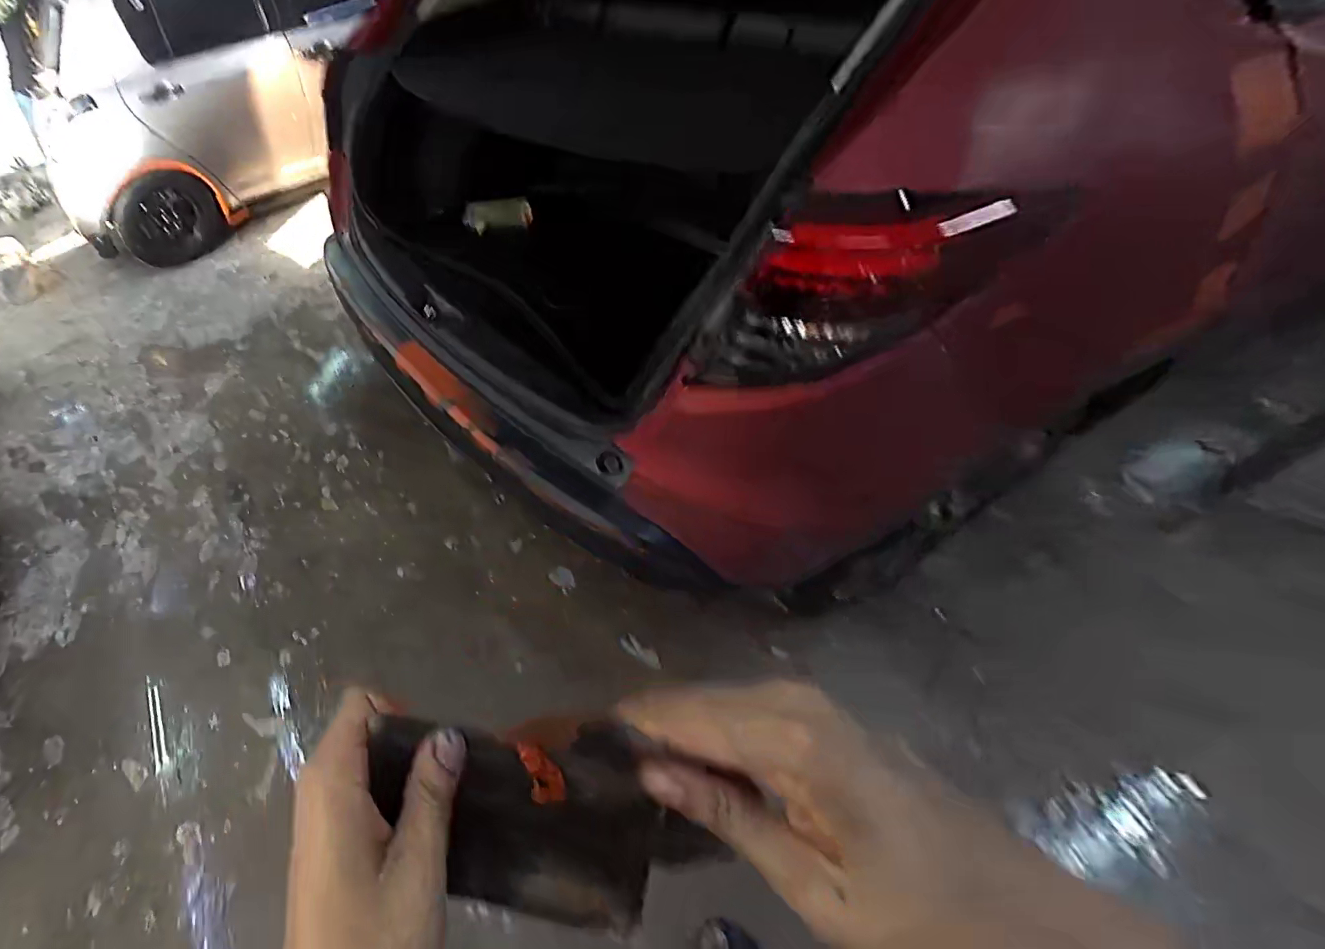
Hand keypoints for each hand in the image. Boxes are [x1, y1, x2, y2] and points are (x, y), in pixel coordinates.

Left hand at [285, 690, 465, 948]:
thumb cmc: (374, 936)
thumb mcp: (415, 866)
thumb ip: (430, 794)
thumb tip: (447, 733)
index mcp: (330, 776)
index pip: (360, 703)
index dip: (399, 715)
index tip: (432, 756)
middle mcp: (315, 782)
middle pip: (362, 729)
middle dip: (406, 745)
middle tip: (445, 784)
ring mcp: (315, 810)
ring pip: (361, 761)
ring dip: (400, 774)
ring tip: (437, 806)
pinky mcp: (323, 836)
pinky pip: (355, 790)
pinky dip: (386, 796)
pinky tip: (414, 833)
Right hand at [620, 682, 1179, 948]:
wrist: (1038, 924)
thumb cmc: (926, 921)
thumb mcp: (817, 889)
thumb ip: (727, 816)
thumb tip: (646, 769)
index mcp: (789, 736)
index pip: (677, 715)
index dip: (628, 730)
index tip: (584, 748)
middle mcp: (792, 698)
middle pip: (689, 699)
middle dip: (648, 729)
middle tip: (608, 767)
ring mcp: (810, 699)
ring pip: (712, 699)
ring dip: (677, 730)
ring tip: (642, 769)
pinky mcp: (821, 711)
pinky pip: (742, 707)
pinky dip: (711, 730)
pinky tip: (698, 764)